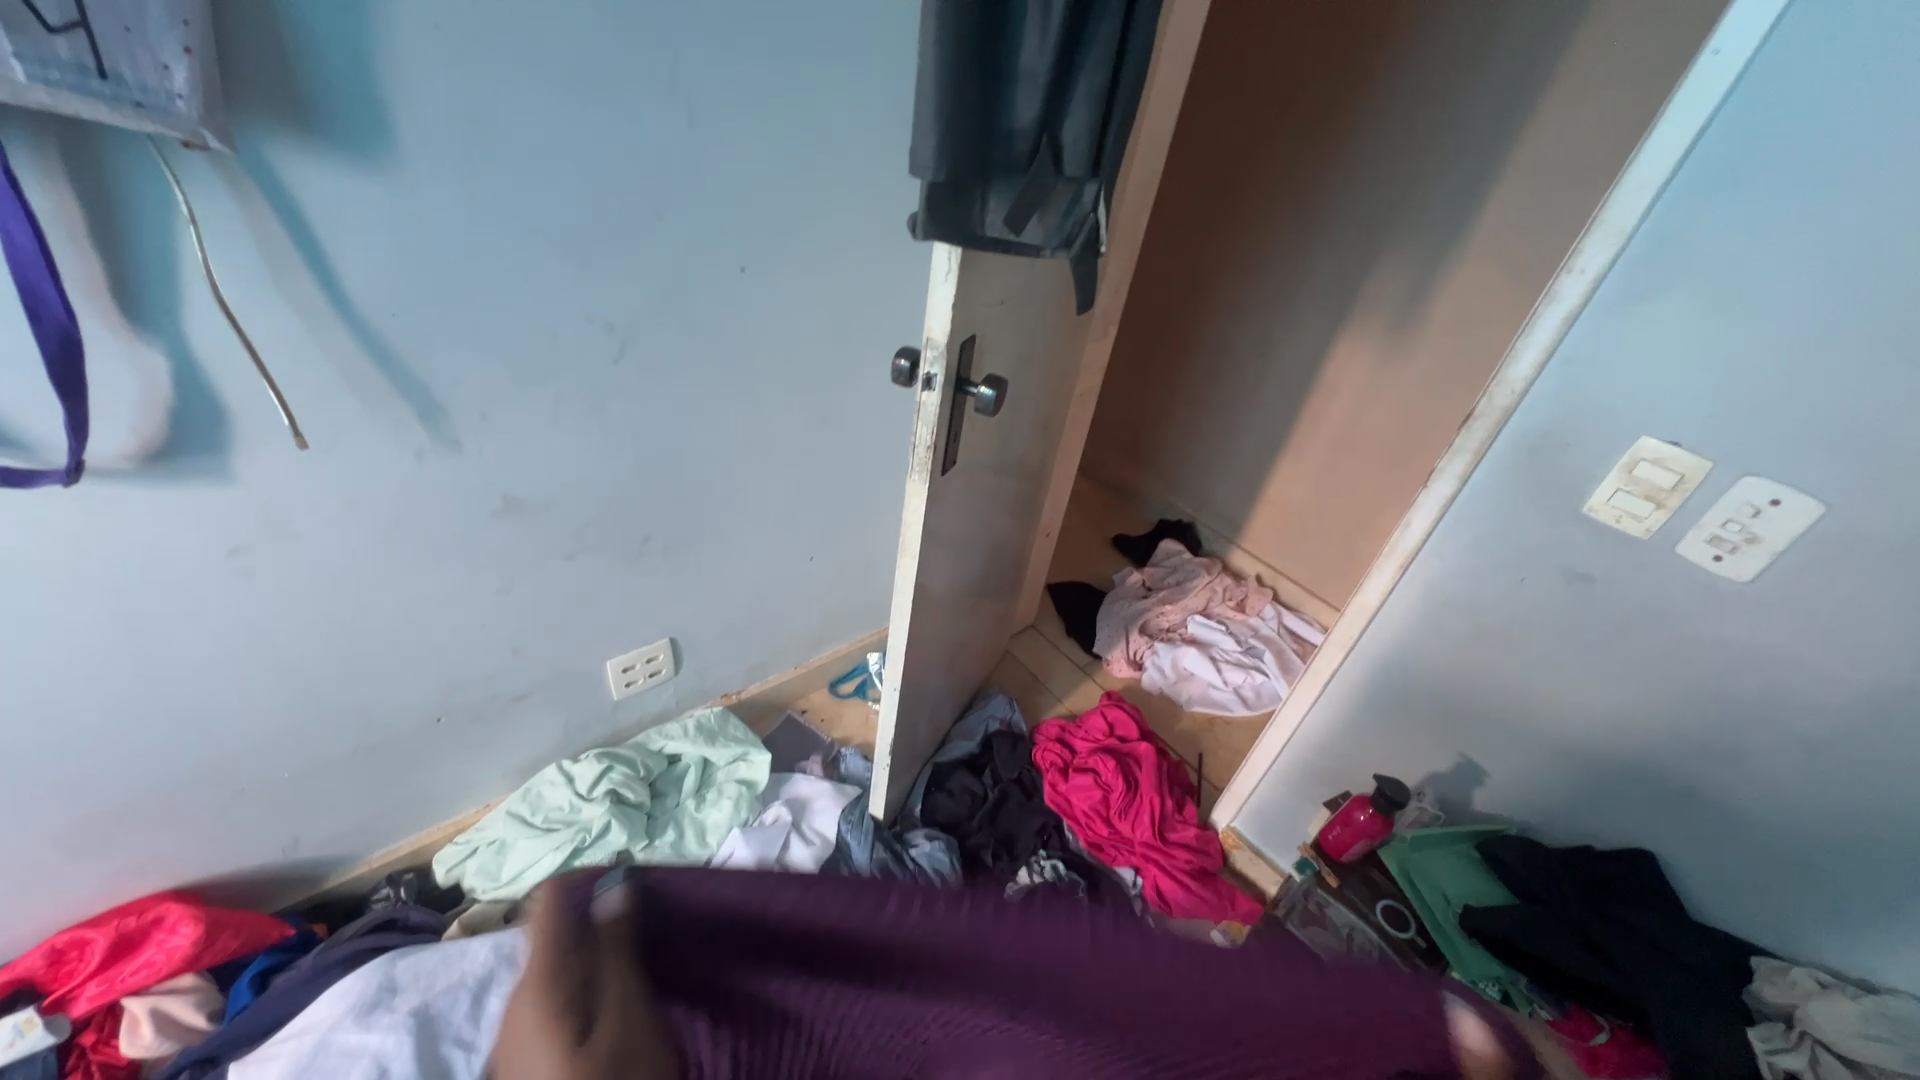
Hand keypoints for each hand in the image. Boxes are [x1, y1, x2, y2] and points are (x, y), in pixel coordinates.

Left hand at [490, 870, 679, 1079]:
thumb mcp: (630, 1019)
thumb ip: (616, 950)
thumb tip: (613, 885)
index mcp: (538, 983)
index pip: (550, 898)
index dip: (593, 880)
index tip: (636, 888)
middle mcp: (515, 1000)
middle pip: (553, 932)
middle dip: (600, 921)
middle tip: (651, 935)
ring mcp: (514, 1034)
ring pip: (555, 966)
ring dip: (597, 955)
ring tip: (641, 971)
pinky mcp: (523, 1059)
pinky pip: (554, 998)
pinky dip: (586, 987)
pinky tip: (616, 1011)